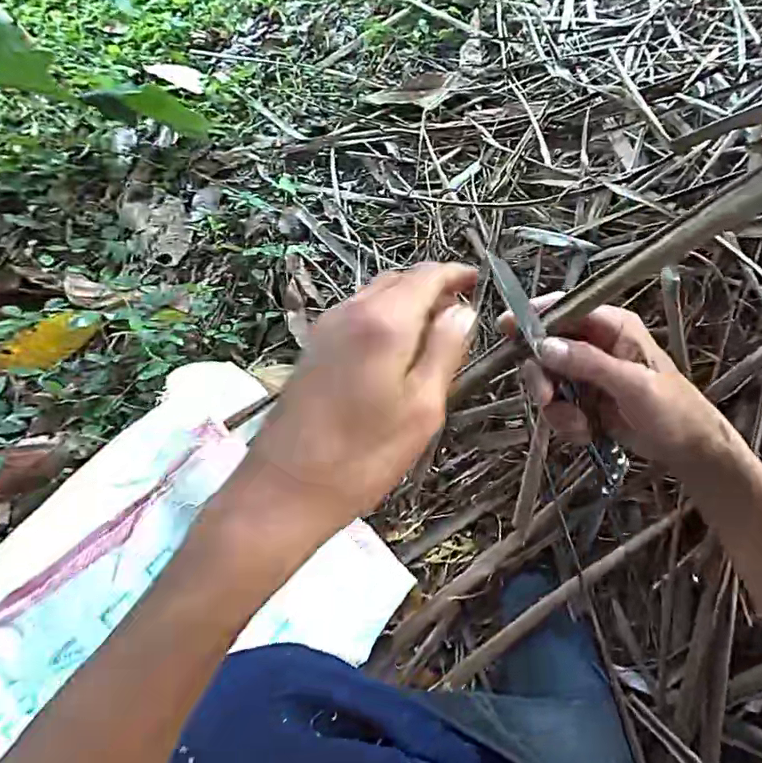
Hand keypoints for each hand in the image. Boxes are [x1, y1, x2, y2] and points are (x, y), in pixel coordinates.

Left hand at [237, 262, 478, 539]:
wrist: (285, 488)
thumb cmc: (363, 456)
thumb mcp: (422, 408)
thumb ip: (444, 351)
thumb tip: (462, 312)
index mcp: (383, 322)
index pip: (426, 276)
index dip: (455, 274)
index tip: (477, 283)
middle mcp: (351, 311)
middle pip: (399, 279)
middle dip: (432, 287)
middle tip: (460, 314)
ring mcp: (327, 326)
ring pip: (376, 294)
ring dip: (407, 301)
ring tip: (433, 333)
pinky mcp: (314, 345)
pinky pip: (358, 312)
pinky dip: (384, 315)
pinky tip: (397, 348)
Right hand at [500, 295, 743, 471]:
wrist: (689, 449)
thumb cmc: (673, 409)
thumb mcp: (633, 385)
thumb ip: (588, 363)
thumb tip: (544, 346)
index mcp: (612, 326)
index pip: (565, 309)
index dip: (534, 315)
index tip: (508, 327)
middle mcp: (594, 344)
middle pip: (545, 347)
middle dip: (542, 377)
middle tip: (546, 398)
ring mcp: (586, 372)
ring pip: (546, 379)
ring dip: (555, 407)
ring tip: (579, 424)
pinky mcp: (582, 399)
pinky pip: (555, 405)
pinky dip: (564, 422)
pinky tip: (586, 432)